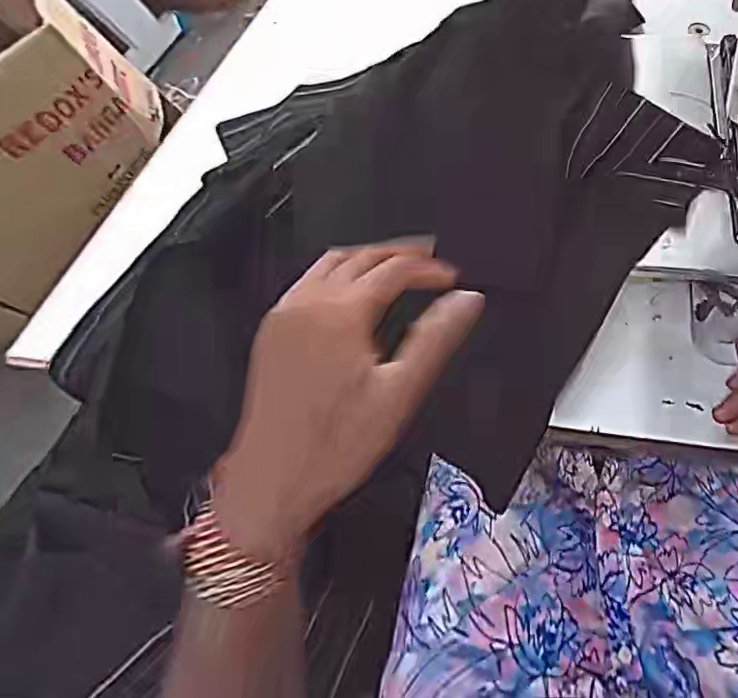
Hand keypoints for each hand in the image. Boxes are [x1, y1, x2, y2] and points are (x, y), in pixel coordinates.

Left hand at [214, 240, 483, 563]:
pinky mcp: (272, 332)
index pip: (395, 269)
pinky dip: (341, 270)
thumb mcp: (401, 392)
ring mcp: (285, 316)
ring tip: (400, 265)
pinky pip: (310, 279)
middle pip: (363, 256)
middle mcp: (307, 306)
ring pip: (334, 261)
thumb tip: (467, 301)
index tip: (453, 278)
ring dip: (371, 256)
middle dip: (403, 253)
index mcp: (340, 314)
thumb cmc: (331, 447)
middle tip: (433, 260)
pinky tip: (355, 288)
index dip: (431, 269)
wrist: (270, 484)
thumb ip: (437, 337)